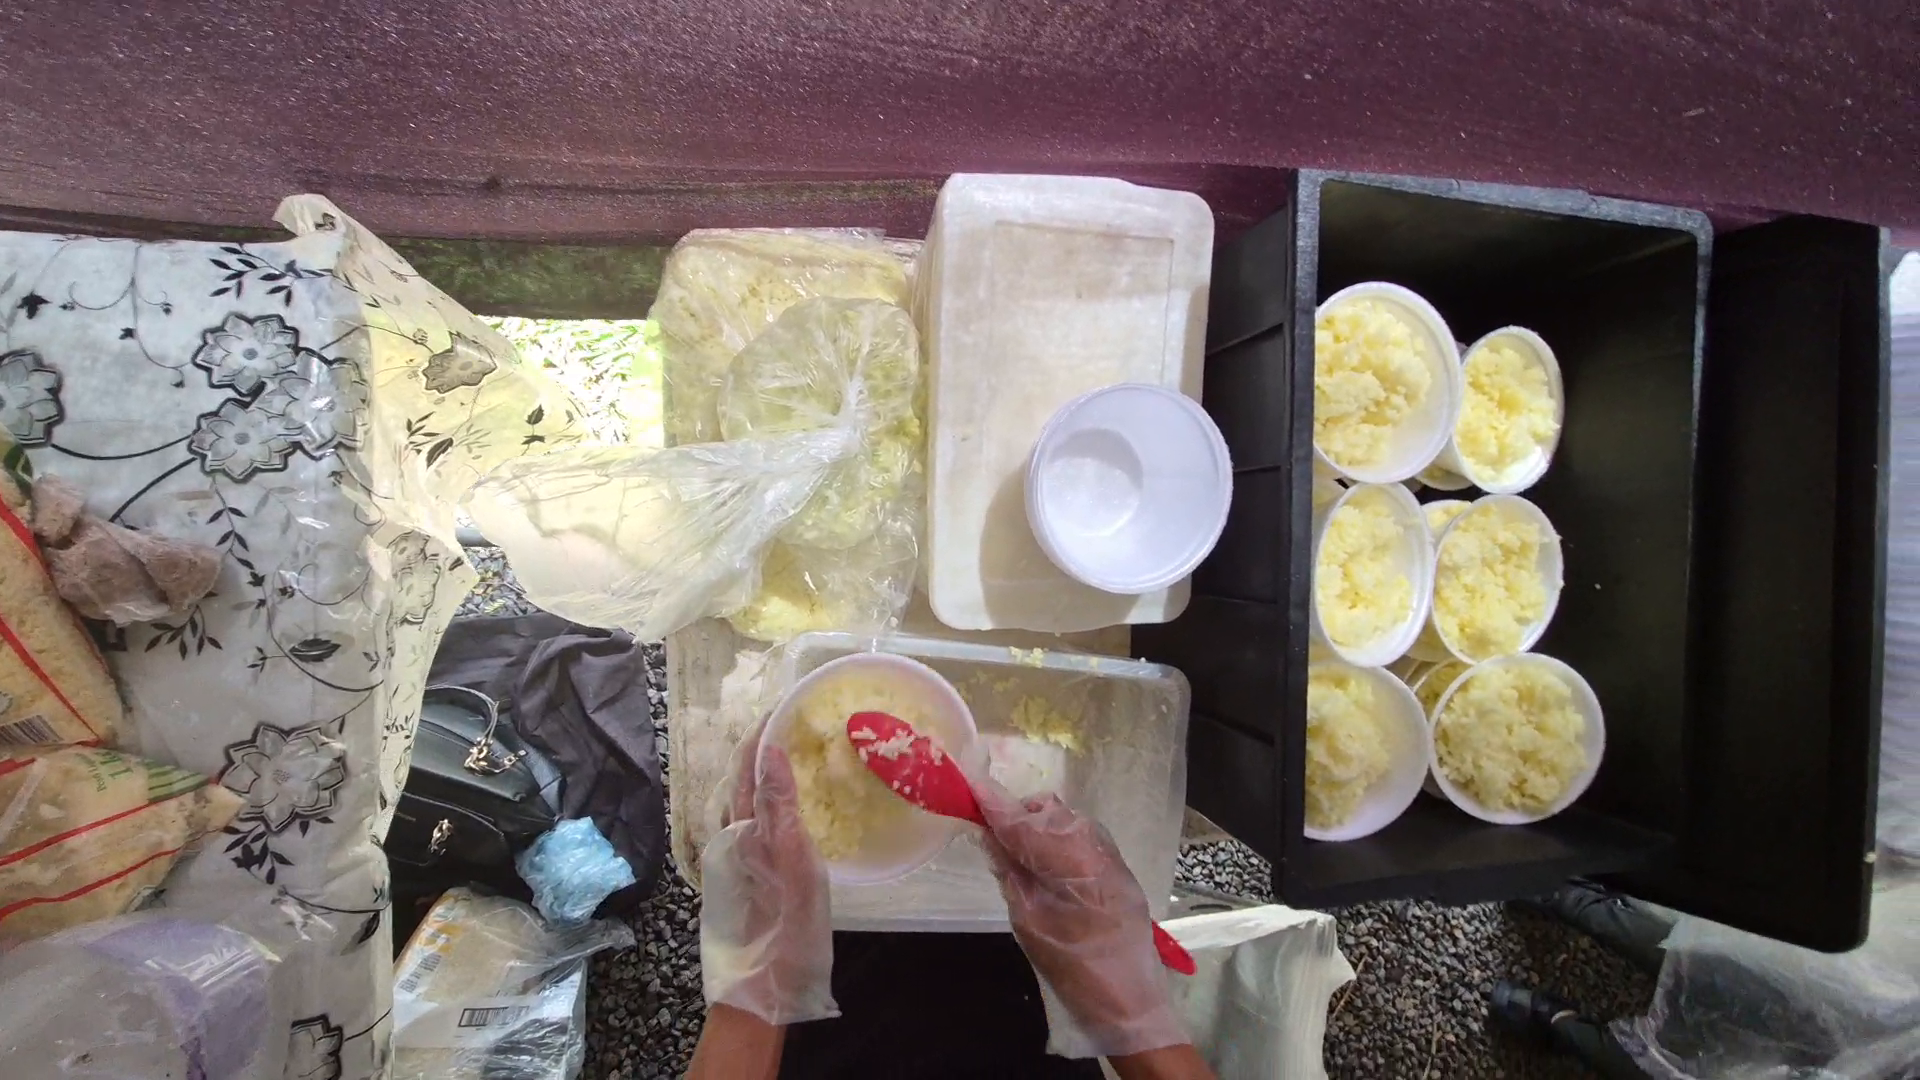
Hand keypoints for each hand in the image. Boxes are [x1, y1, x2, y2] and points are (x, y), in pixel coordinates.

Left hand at [698, 721, 836, 1025]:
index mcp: (744, 828)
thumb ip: (781, 808)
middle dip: (765, 739)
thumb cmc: (786, 929)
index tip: (788, 700)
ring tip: (794, 742)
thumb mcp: (795, 865)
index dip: (765, 728)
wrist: (763, 990)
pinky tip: (789, 794)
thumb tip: (770, 750)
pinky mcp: (748, 868)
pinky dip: (771, 789)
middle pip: (744, 774)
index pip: (749, 763)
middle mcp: (734, 834)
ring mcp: (739, 852)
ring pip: (747, 794)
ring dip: (766, 762)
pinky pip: (756, 813)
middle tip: (798, 715)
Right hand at [971, 773, 1188, 1057]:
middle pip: (1041, 810)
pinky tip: (1045, 866)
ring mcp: (1107, 846)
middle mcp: (1092, 839)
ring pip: (1058, 817)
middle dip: (1013, 816)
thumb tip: (988, 834)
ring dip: (1034, 826)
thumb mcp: (1029, 921)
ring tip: (1019, 858)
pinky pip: (1074, 831)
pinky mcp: (1114, 858)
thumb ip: (1008, 871)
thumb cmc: (1075, 968)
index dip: (991, 801)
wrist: (1133, 1000)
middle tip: (991, 840)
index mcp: (1070, 856)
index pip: (1020, 820)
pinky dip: (1053, 837)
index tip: (967, 780)